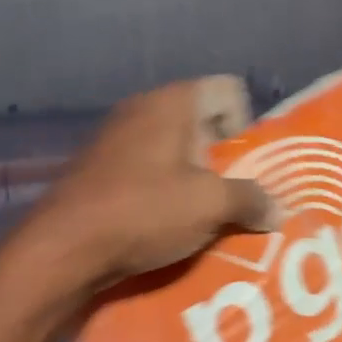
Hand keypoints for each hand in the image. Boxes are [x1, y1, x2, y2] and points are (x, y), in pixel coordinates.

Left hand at [31, 75, 278, 287]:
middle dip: (225, 160)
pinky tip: (168, 228)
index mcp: (173, 103)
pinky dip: (166, 194)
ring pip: (176, 151)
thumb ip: (251, 201)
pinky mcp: (101, 170)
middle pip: (204, 123)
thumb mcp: (210, 206)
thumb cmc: (144, 212)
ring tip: (205, 219)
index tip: (243, 167)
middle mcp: (143, 110)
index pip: (229, 91)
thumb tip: (277, 210)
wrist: (63, 249)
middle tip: (234, 198)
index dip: (247, 125)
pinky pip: (150, 172)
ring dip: (197, 182)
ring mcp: (117, 139)